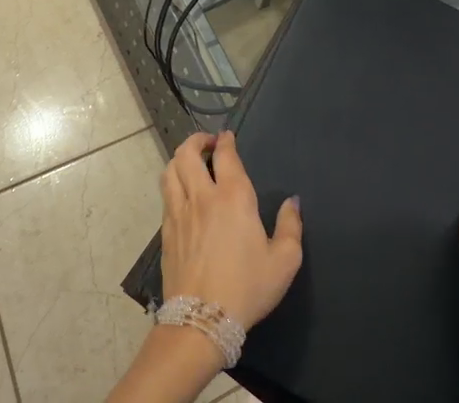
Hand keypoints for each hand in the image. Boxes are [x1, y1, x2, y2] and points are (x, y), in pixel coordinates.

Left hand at [160, 130, 303, 329]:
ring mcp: (179, 214)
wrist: (202, 321)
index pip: (225, 155)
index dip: (225, 141)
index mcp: (234, 197)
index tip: (227, 136)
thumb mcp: (285, 260)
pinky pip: (166, 196)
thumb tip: (293, 202)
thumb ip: (291, 225)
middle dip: (196, 141)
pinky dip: (172, 183)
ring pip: (170, 171)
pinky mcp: (166, 233)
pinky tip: (182, 193)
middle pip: (187, 154)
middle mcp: (202, 197)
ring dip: (179, 159)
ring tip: (190, 161)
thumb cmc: (248, 287)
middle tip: (207, 143)